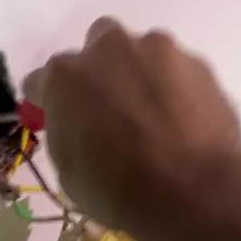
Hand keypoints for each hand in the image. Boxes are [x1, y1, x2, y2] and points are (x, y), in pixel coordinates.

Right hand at [22, 18, 240, 235]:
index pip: (42, 81)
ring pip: (142, 54)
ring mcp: (158, 50)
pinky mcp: (199, 63)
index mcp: (65, 76)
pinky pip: (178, 72)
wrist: (191, 193)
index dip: (49, 103)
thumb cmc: (117, 191)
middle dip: (101, 73)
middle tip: (112, 112)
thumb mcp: (69, 173)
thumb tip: (77, 125)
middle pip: (97, 48)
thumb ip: (67, 133)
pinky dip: (176, 92)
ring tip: (155, 121)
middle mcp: (109, 48)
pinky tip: (183, 125)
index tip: (60, 121)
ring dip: (142, 79)